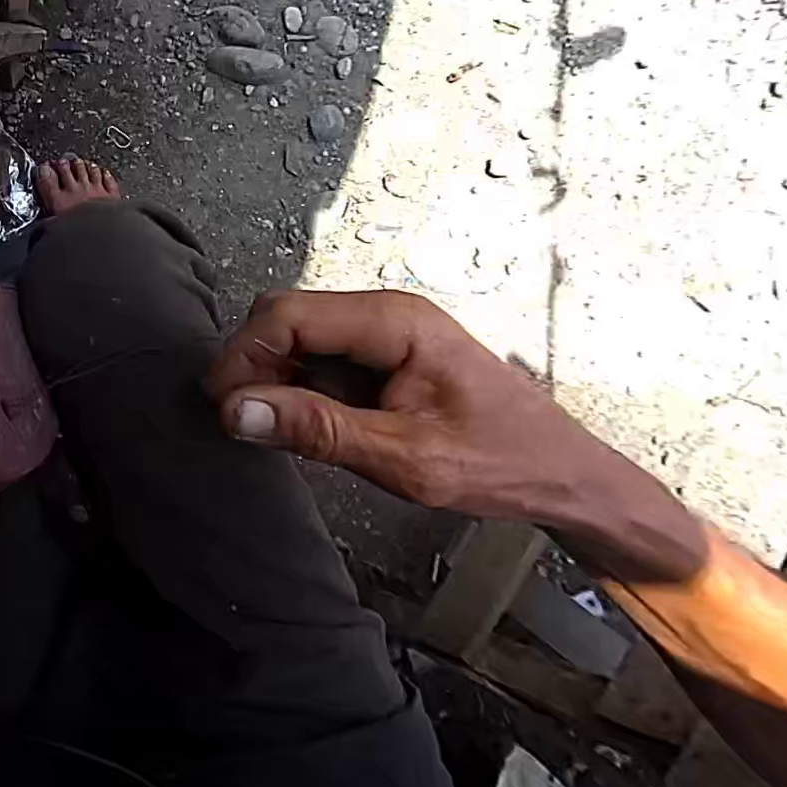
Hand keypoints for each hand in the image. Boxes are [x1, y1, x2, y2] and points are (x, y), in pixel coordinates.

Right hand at [206, 290, 704, 579]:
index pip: (287, 316)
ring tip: (267, 421)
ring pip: (289, 331)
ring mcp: (378, 328)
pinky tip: (294, 415)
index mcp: (394, 322)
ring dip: (265, 372)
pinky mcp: (373, 351)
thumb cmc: (498, 464)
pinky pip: (309, 352)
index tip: (222, 406)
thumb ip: (316, 431)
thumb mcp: (404, 459)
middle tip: (242, 415)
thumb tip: (235, 412)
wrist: (563, 475)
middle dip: (249, 361)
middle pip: (282, 314)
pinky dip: (286, 381)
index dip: (243, 356)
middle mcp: (382, 311)